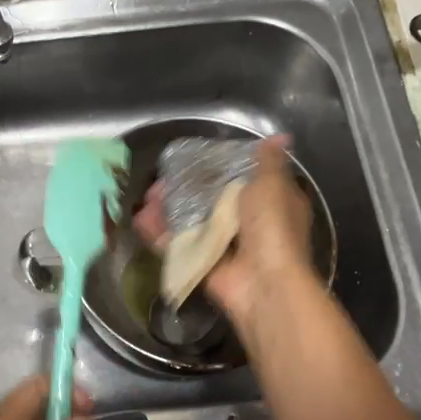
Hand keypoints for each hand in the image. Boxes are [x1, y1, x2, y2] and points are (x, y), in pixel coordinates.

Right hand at [134, 136, 313, 321]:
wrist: (264, 282)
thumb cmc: (273, 228)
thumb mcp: (273, 185)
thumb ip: (269, 161)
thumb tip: (280, 137)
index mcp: (270, 201)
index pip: (241, 177)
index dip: (217, 167)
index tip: (192, 158)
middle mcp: (247, 222)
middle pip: (209, 199)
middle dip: (182, 189)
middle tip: (160, 181)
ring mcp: (223, 244)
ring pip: (190, 221)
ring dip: (167, 209)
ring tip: (146, 198)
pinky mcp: (203, 263)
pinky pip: (178, 244)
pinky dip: (159, 233)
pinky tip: (140, 220)